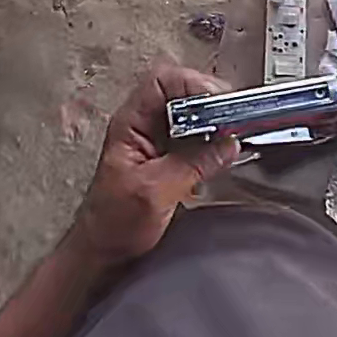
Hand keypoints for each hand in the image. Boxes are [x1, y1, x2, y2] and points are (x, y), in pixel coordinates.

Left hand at [65, 65, 238, 269]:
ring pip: (190, 115)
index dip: (192, 84)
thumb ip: (192, 164)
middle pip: (180, 93)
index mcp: (130, 124)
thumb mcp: (154, 191)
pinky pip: (194, 138)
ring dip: (214, 121)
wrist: (103, 255)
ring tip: (233, 133)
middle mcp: (143, 127)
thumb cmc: (112, 224)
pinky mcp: (168, 160)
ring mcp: (156, 143)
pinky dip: (212, 142)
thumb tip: (227, 143)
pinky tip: (223, 153)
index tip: (218, 102)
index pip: (161, 81)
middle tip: (233, 118)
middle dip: (210, 101)